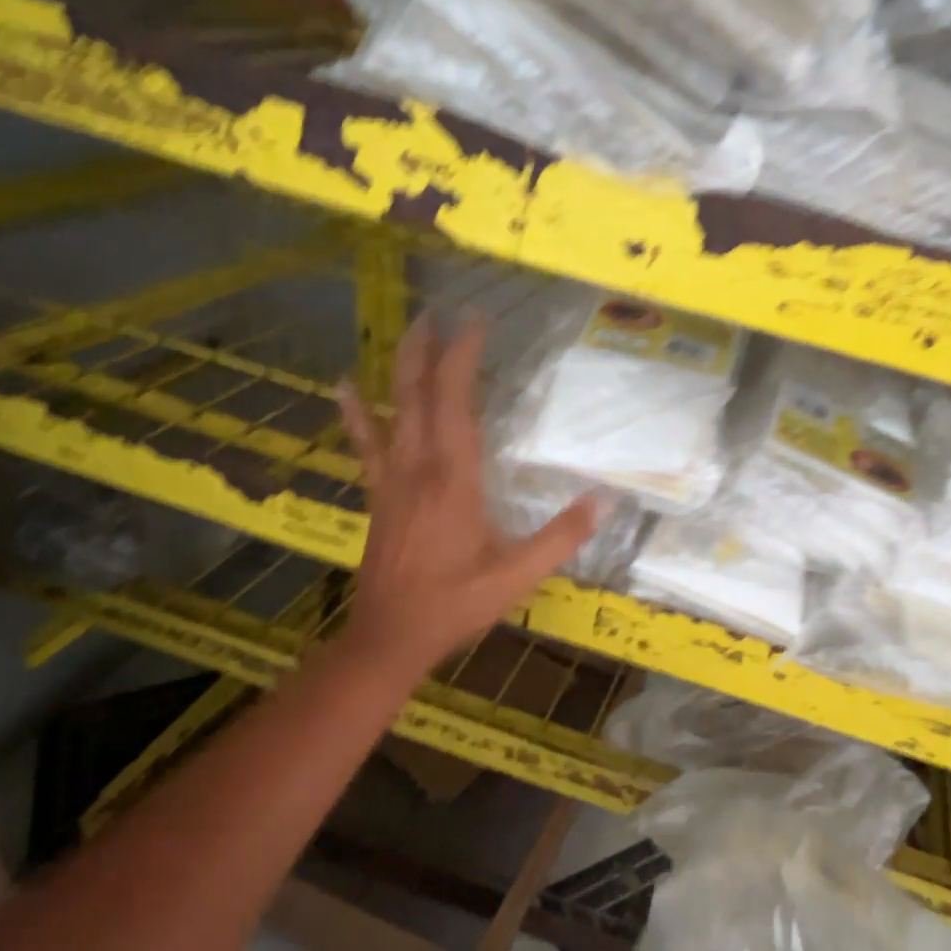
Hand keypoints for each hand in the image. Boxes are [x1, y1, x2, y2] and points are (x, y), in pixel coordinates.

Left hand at [338, 314, 597, 669]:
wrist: (388, 639)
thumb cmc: (454, 605)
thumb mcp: (516, 577)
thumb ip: (560, 537)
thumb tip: (606, 500)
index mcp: (453, 478)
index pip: (456, 401)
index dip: (463, 356)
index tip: (475, 321)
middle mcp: (417, 466)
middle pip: (418, 392)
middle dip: (429, 347)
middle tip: (441, 310)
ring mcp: (391, 478)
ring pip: (392, 408)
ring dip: (401, 366)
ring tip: (410, 330)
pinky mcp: (378, 494)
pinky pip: (365, 441)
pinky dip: (357, 410)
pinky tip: (344, 386)